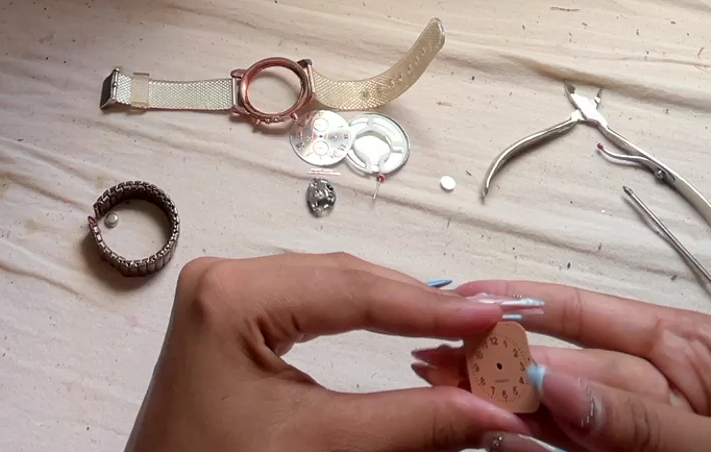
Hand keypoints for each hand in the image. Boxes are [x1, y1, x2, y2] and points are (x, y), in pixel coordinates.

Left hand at [126, 254, 547, 451]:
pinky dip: (351, 310)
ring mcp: (221, 289)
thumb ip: (409, 424)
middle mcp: (222, 277)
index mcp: (230, 296)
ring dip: (385, 303)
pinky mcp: (227, 310)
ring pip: (322, 281)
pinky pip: (302, 297)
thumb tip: (489, 408)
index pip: (347, 289)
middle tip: (478, 326)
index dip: (425, 304)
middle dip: (409, 302)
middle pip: (336, 276)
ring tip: (448, 323)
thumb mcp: (319, 445)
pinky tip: (391, 319)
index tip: (487, 316)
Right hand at [411, 279, 710, 451]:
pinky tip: (496, 428)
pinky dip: (541, 441)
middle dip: (505, 360)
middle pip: (571, 366)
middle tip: (439, 355)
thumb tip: (552, 382)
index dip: (527, 303)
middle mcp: (668, 385)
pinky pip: (585, 451)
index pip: (594, 314)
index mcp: (697, 350)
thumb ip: (642, 420)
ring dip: (509, 400)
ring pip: (569, 412)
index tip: (470, 296)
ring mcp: (656, 435)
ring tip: (447, 383)